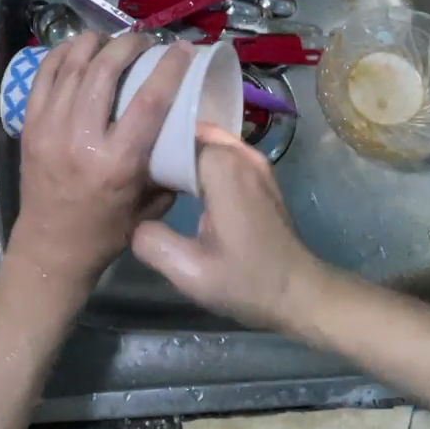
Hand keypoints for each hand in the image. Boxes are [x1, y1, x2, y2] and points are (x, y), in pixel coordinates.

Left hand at [8, 32, 194, 296]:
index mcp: (116, 162)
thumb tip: (192, 125)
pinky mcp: (29, 123)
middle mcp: (80, 138)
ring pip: (72, 64)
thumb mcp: (151, 202)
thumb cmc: (107, 229)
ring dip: (96, 42)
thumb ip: (170, 163)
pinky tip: (80, 47)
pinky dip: (63, 53)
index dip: (169, 67)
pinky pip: (44, 74)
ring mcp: (49, 127)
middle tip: (144, 41)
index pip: (148, 101)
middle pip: (105, 70)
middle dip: (128, 44)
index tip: (181, 48)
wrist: (51, 246)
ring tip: (113, 40)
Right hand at [132, 124, 325, 329]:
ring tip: (156, 177)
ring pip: (205, 140)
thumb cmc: (248, 282)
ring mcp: (254, 160)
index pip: (173, 139)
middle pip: (190, 135)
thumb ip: (152, 241)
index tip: (129, 174)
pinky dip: (200, 159)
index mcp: (222, 167)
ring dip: (182, 154)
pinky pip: (221, 151)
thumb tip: (131, 220)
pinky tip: (185, 186)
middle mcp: (239, 153)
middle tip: (136, 174)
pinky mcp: (259, 172)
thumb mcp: (191, 273)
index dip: (149, 154)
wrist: (300, 294)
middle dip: (164, 150)